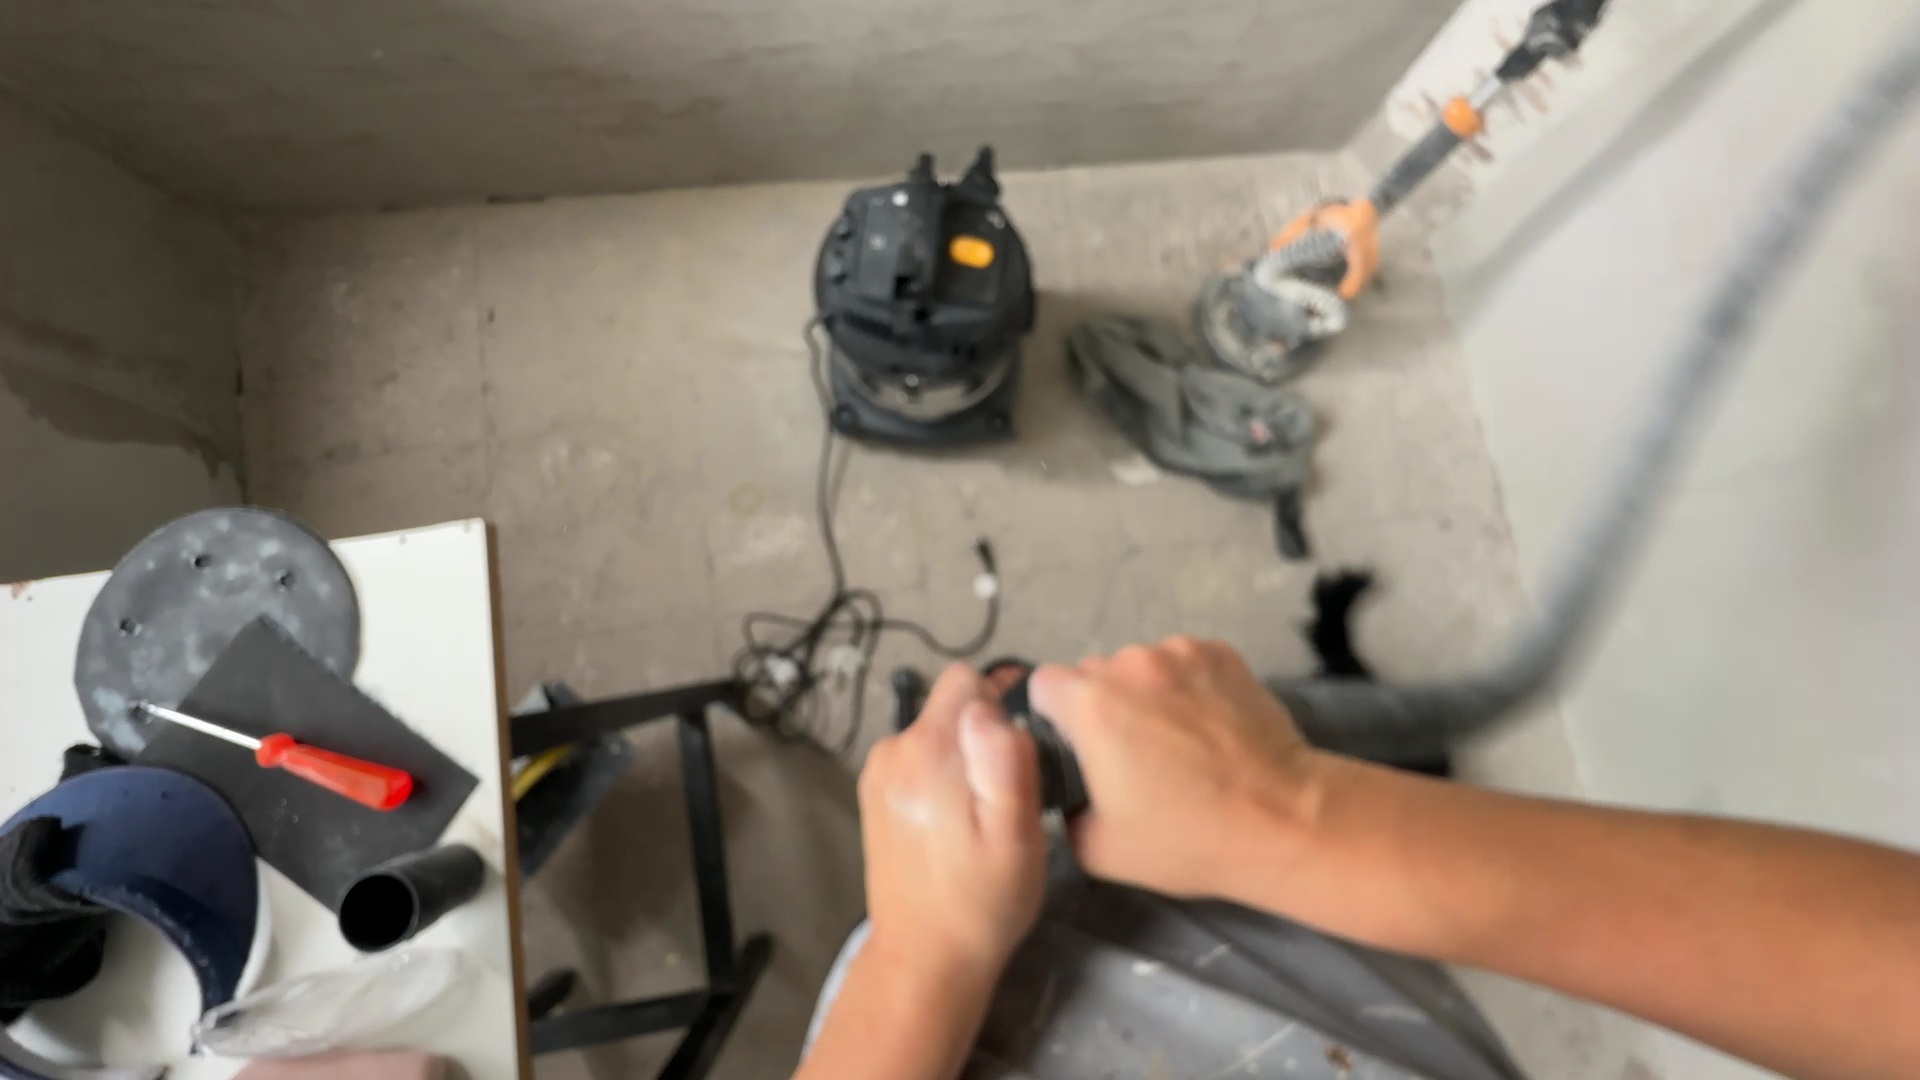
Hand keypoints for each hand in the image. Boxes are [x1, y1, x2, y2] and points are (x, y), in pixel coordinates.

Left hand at [857, 663, 1046, 992]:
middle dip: (980, 737)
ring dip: (960, 758)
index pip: (966, 680)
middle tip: (998, 797)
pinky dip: (938, 776)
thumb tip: (988, 707)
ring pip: (936, 732)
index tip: (1011, 752)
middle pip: (950, 705)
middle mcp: (892, 750)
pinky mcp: (874, 792)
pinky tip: (949, 823)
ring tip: (974, 817)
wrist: (924, 958)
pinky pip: (918, 757)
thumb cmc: (980, 901)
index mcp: (927, 750)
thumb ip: (1005, 761)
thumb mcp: (1016, 835)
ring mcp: (878, 772)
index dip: (999, 704)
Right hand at [1029, 637, 1322, 900]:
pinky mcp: (1220, 652)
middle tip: (1131, 747)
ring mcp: (1179, 652)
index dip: (1055, 713)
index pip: (1044, 683)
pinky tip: (1209, 721)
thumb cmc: (1189, 837)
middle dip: (1101, 703)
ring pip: (1140, 664)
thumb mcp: (1100, 849)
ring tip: (1179, 735)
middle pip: (1093, 671)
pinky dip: (1187, 683)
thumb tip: (1067, 792)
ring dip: (1145, 690)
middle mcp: (1129, 664)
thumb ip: (1064, 810)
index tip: (1077, 742)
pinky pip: (1183, 660)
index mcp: (1090, 704)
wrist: (1286, 821)